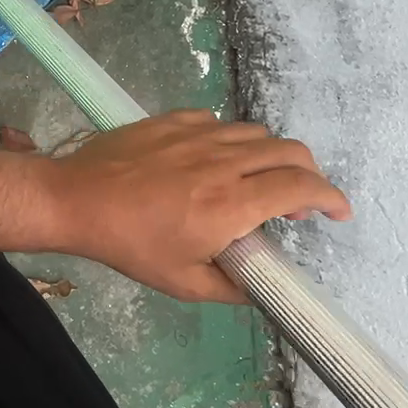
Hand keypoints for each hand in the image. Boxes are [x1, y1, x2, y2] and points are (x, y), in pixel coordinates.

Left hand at [39, 110, 351, 303]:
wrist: (72, 199)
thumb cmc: (127, 243)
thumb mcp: (184, 283)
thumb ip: (232, 287)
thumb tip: (257, 285)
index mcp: (230, 203)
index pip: (301, 186)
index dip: (330, 198)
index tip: (335, 212)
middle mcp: (218, 161)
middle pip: (288, 150)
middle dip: (307, 174)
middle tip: (294, 200)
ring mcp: (189, 135)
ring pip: (252, 131)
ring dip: (268, 154)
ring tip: (253, 178)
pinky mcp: (163, 121)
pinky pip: (212, 120)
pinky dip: (226, 137)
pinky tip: (212, 157)